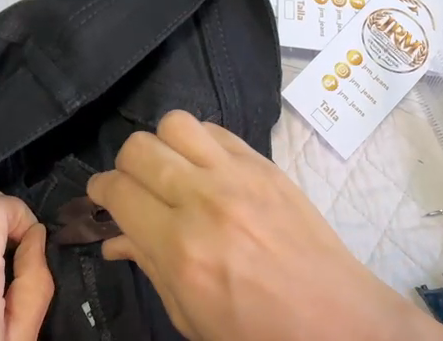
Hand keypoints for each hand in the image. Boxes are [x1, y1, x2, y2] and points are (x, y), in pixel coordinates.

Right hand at [87, 111, 442, 340]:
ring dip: (162, 145)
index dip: (100, 192)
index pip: (119, 192)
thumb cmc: (261, 337)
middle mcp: (204, 201)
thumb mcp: (194, 319)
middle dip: (125, 167)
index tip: (101, 199)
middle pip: (139, 149)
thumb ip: (151, 269)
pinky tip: (203, 167)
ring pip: (175, 124)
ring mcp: (237, 176)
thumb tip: (115, 239)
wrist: (342, 325)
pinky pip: (215, 129)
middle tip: (133, 189)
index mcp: (183, 251)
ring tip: (170, 172)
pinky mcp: (264, 164)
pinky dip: (198, 142)